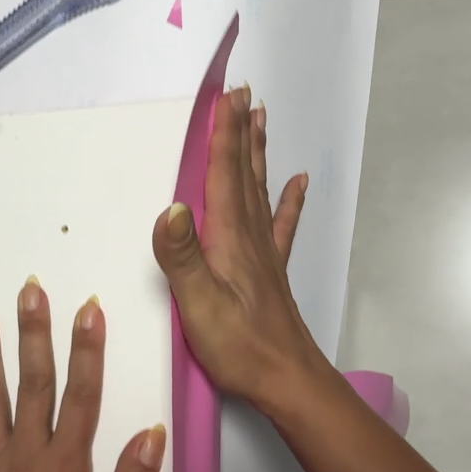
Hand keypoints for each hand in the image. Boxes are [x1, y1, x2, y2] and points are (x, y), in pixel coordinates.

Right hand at [152, 86, 328, 408]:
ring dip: (258, 153)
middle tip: (243, 93)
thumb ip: (183, 257)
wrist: (288, 378)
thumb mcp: (199, 304)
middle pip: (244, 172)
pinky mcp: (271, 270)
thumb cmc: (240, 345)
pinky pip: (281, 224)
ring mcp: (264, 251)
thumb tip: (171, 207)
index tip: (229, 94)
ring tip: (261, 119)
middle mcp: (249, 235)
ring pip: (260, 188)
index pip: (225, 174)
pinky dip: (289, 199)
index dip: (225, 134)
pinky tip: (299, 182)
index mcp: (230, 238)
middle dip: (241, 131)